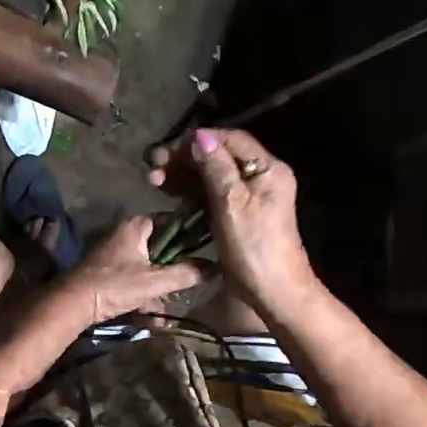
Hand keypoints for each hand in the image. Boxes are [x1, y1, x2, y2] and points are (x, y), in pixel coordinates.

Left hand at [54, 216, 203, 325]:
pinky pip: (133, 277)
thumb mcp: (155, 280)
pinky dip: (141, 292)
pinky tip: (145, 311)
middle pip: (160, 247)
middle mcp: (124, 233)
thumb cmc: (115, 285)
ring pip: (147, 265)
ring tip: (160, 307)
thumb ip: (186, 273)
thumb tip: (214, 267)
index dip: (188, 234)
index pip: (171, 220)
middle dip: (170, 270)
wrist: (73, 302)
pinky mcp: (107, 270)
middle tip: (179, 287)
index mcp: (135, 226)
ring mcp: (114, 251)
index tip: (203, 250)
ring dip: (156, 287)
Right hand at [149, 128, 316, 311]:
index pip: (230, 140)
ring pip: (210, 173)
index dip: (198, 140)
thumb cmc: (253, 246)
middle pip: (218, 155)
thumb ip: (216, 167)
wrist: (271, 290)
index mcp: (267, 169)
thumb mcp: (232, 202)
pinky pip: (209, 192)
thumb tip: (200, 136)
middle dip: (184, 158)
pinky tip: (168, 192)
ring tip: (154, 180)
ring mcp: (247, 195)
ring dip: (181, 173)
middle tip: (155, 167)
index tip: (168, 150)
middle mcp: (259, 176)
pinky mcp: (235, 212)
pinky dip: (188, 189)